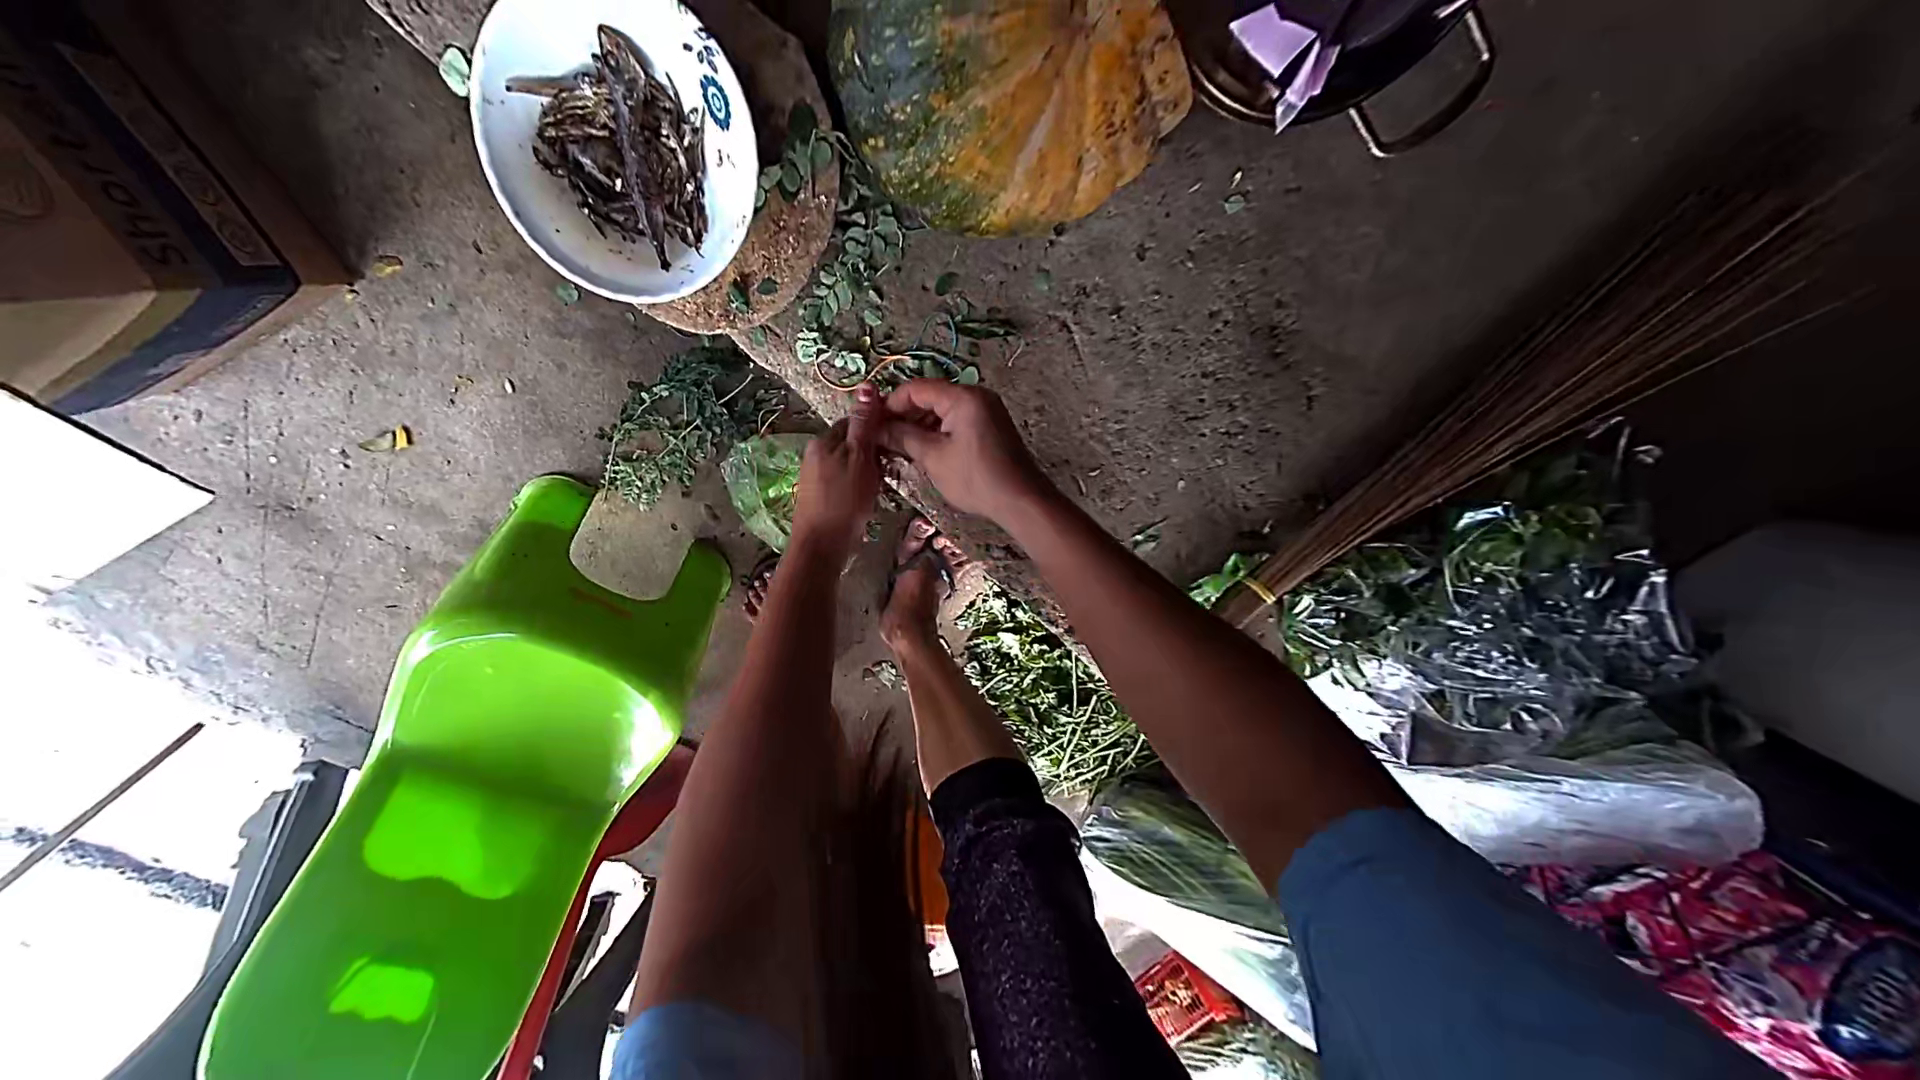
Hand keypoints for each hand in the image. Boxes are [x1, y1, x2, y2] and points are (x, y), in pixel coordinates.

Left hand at [790, 385, 882, 554]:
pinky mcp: (819, 497)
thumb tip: (867, 386)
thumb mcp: (860, 458)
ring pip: (849, 463)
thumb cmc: (844, 501)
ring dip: (867, 471)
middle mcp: (814, 454)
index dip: (878, 429)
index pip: (854, 421)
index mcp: (823, 440)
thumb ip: (864, 425)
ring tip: (882, 485)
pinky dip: (858, 486)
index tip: (897, 441)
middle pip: (851, 443)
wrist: (822, 546)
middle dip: (873, 452)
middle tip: (892, 468)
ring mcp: (814, 477)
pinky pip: (843, 481)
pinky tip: (867, 499)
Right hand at [876, 380, 1055, 524]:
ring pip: (942, 410)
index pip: (915, 389)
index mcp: (963, 397)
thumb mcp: (933, 457)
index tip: (872, 423)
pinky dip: (938, 432)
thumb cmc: (975, 478)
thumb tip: (876, 428)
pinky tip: (924, 450)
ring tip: (900, 447)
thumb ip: (903, 437)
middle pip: (930, 397)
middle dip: (904, 416)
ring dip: (920, 425)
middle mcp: (976, 396)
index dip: (890, 404)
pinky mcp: (991, 426)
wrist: (1020, 500)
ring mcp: (986, 410)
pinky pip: (957, 420)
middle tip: (883, 437)